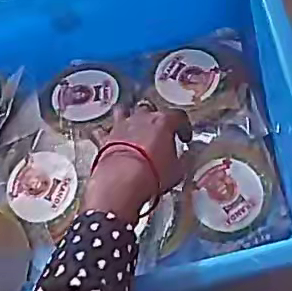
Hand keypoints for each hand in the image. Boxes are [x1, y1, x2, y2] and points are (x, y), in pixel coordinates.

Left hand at [82, 103, 189, 220]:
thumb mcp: (178, 170)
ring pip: (123, 110)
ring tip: (132, 126)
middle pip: (149, 108)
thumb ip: (184, 159)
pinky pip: (102, 131)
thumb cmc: (153, 174)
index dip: (184, 126)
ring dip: (128, 116)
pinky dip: (105, 133)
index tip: (185, 137)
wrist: (121, 182)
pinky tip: (107, 138)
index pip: (178, 116)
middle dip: (154, 117)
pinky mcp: (104, 138)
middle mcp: (141, 118)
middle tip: (158, 131)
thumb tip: (188, 156)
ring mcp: (120, 126)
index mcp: (163, 122)